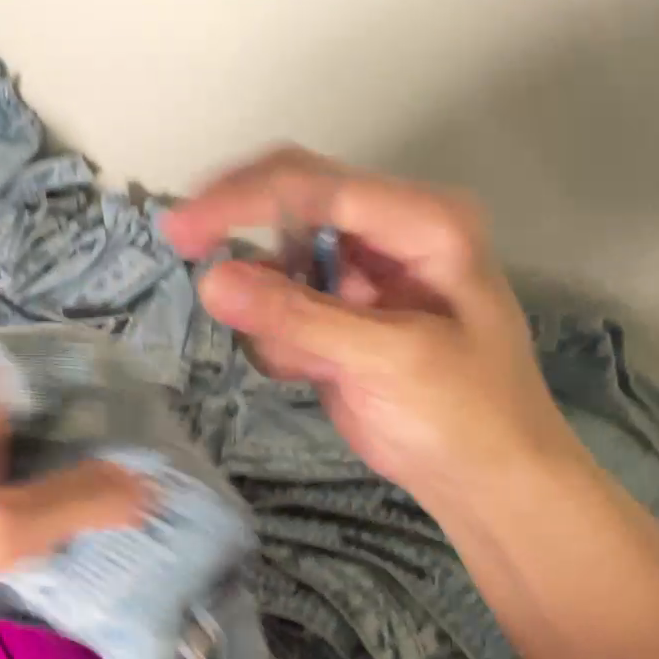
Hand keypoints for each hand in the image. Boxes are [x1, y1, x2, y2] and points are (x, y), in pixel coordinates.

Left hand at [0, 365, 147, 634]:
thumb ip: (73, 502)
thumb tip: (150, 481)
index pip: (66, 371)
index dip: (117, 400)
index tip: (161, 439)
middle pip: (44, 404)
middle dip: (93, 437)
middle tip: (146, 479)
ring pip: (18, 435)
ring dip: (59, 463)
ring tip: (115, 500)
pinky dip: (23, 480)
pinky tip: (46, 515)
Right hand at [162, 146, 577, 508]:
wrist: (480, 472)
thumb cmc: (461, 410)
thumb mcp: (385, 358)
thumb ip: (297, 317)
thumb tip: (210, 279)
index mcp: (422, 223)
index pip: (315, 187)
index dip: (241, 200)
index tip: (178, 232)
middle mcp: (387, 232)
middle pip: (289, 198)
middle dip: (235, 224)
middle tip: (183, 248)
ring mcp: (355, 270)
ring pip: (271, 256)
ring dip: (263, 307)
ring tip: (303, 361)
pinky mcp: (330, 307)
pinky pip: (270, 302)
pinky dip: (270, 337)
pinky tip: (309, 370)